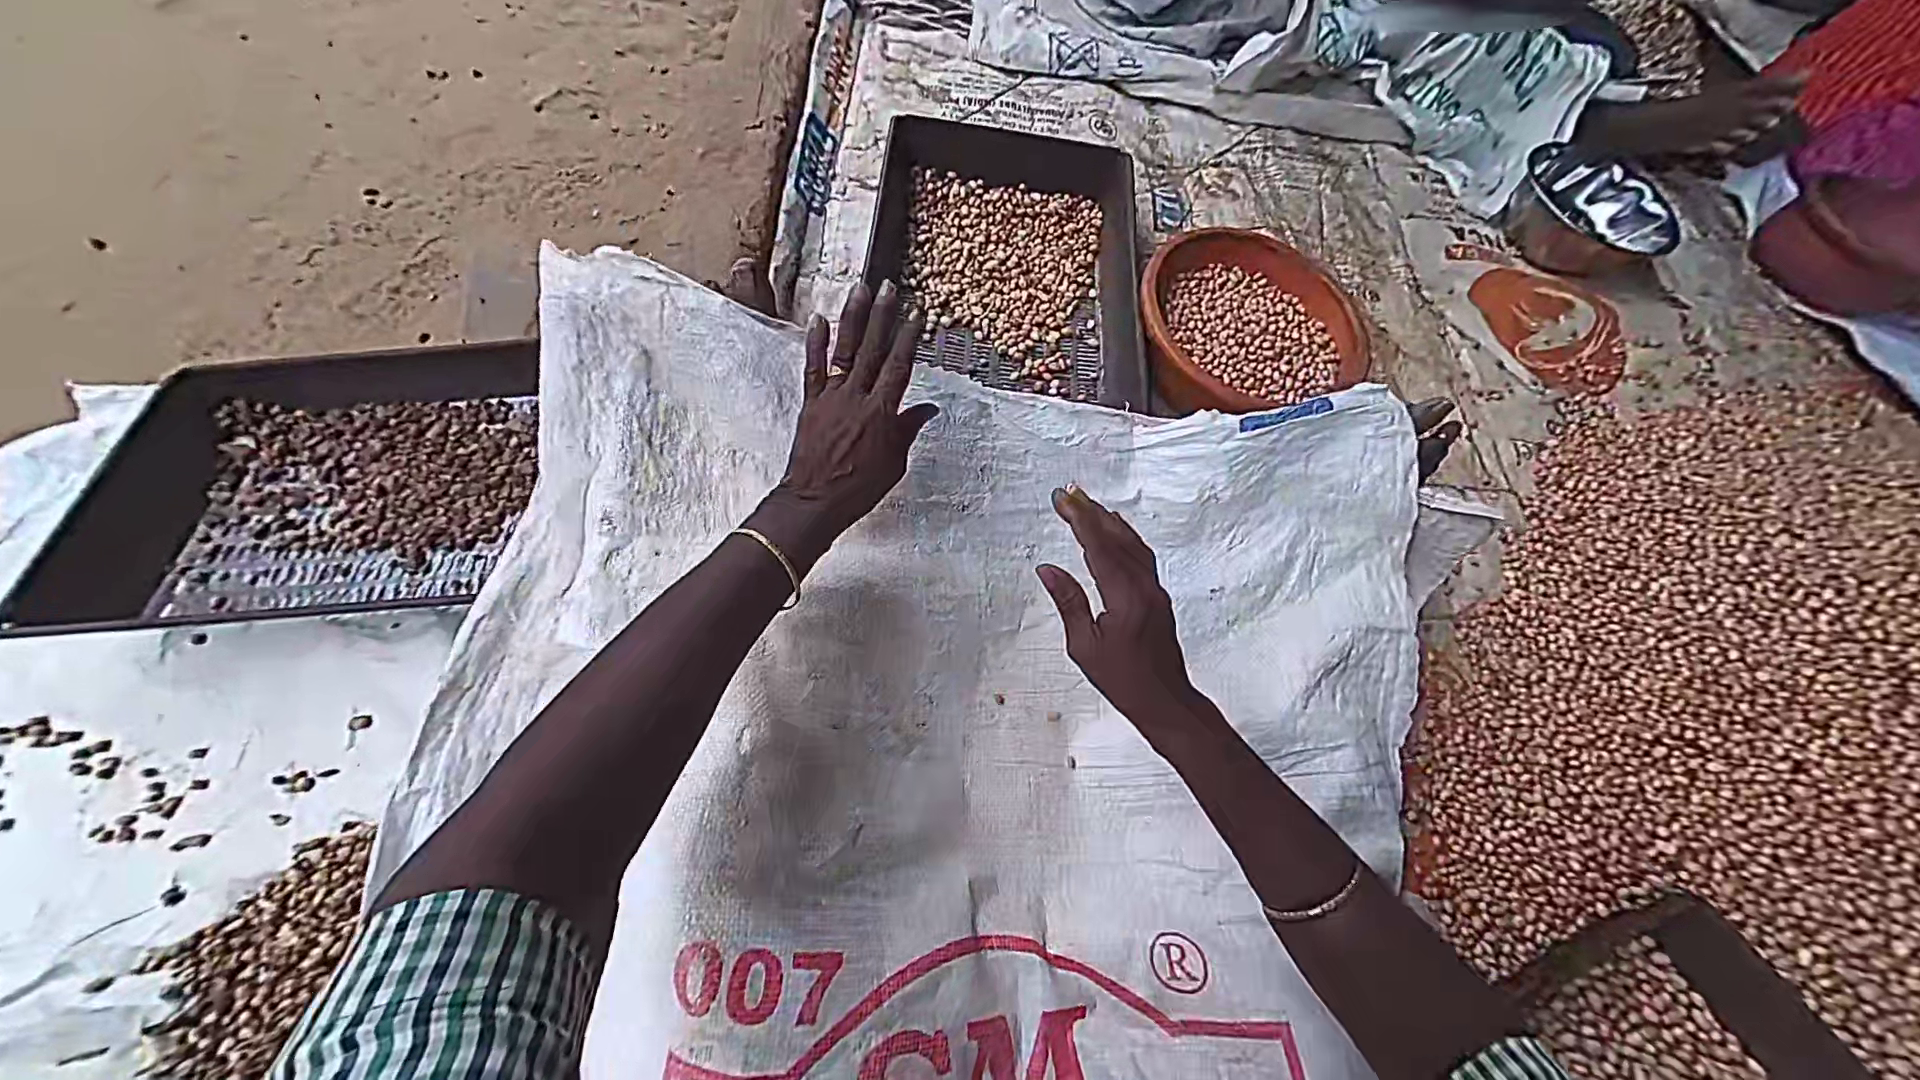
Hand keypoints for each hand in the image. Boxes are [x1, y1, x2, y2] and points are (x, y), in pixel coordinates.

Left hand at [752, 280, 938, 569]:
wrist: (815, 501)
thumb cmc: (859, 488)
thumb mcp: (894, 463)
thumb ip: (906, 430)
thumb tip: (925, 409)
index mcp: (881, 413)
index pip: (899, 367)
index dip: (909, 338)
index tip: (916, 314)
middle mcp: (857, 398)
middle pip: (874, 350)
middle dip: (883, 316)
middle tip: (890, 287)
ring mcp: (831, 397)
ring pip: (845, 351)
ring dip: (853, 319)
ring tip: (860, 290)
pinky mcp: (811, 403)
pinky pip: (813, 368)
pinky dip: (816, 343)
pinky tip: (819, 319)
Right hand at [1037, 486, 1208, 747]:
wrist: (1166, 700)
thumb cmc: (1125, 680)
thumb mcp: (1084, 646)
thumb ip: (1068, 602)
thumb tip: (1048, 570)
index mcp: (1125, 597)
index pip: (1098, 547)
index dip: (1078, 519)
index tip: (1061, 500)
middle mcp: (1145, 587)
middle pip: (1117, 537)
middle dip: (1091, 511)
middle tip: (1069, 492)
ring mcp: (1155, 590)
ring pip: (1132, 543)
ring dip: (1108, 520)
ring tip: (1087, 503)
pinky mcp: (1158, 596)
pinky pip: (1141, 554)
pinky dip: (1123, 536)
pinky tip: (1115, 531)